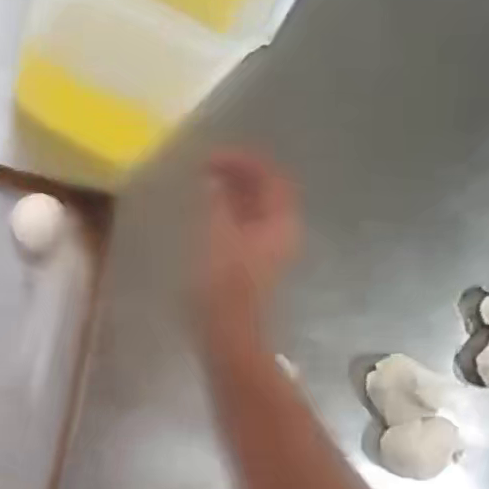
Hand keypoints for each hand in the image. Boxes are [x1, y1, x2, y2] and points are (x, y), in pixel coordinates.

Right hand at [199, 151, 302, 352]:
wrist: (228, 331)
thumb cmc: (224, 284)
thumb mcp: (218, 237)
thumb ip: (217, 205)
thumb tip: (214, 183)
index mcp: (280, 220)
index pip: (269, 177)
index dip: (242, 162)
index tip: (212, 157)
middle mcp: (283, 230)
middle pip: (266, 192)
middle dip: (239, 176)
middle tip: (208, 169)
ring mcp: (270, 248)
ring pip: (256, 210)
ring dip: (234, 195)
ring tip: (206, 188)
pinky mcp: (255, 264)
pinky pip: (247, 226)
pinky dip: (231, 214)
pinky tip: (211, 215)